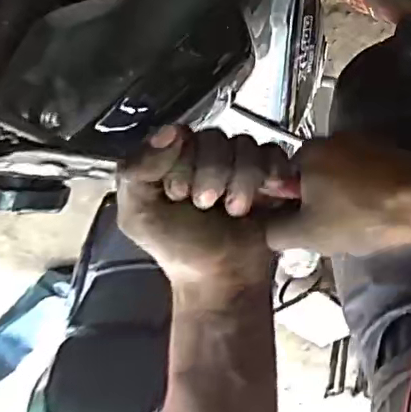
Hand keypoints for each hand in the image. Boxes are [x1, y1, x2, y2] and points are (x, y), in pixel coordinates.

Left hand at [117, 125, 291, 287]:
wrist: (221, 279)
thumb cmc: (178, 248)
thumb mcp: (138, 214)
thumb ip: (136, 170)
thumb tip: (168, 132)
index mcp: (174, 157)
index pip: (182, 134)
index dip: (183, 163)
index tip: (178, 194)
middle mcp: (207, 154)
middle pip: (216, 138)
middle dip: (212, 175)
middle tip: (207, 205)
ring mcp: (240, 162)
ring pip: (246, 145)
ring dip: (241, 181)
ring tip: (235, 210)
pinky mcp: (270, 172)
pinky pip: (274, 154)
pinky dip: (271, 174)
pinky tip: (263, 197)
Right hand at [262, 133, 410, 254]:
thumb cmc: (362, 216)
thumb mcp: (308, 234)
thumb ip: (274, 231)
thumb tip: (263, 228)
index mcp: (307, 151)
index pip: (281, 179)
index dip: (290, 206)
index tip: (305, 224)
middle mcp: (331, 138)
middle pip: (310, 176)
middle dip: (316, 201)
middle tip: (329, 227)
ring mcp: (360, 141)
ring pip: (336, 176)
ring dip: (339, 197)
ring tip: (355, 221)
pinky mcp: (384, 149)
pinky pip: (360, 172)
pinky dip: (362, 190)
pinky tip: (372, 210)